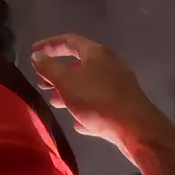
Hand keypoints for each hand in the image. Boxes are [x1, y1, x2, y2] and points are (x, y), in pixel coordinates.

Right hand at [30, 33, 163, 144]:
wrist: (141, 133)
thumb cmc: (98, 100)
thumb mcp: (65, 82)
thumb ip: (48, 67)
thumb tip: (37, 56)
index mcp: (96, 54)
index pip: (68, 41)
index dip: (49, 45)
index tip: (34, 53)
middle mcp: (110, 66)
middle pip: (78, 65)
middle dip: (57, 74)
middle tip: (41, 82)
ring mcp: (121, 88)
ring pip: (89, 86)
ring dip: (69, 93)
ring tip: (54, 102)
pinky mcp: (127, 109)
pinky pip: (101, 105)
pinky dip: (87, 110)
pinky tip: (77, 123)